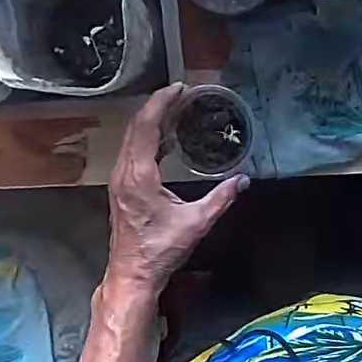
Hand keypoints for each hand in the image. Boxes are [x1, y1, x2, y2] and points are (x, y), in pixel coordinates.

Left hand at [105, 85, 247, 296]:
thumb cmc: (161, 250)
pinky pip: (130, 150)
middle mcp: (124, 172)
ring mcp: (118, 180)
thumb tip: (242, 180)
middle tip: (179, 93)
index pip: (147, 126)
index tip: (179, 88)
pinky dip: (146, 136)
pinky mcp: (120, 188)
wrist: (133, 273)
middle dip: (156, 105)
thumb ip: (221, 198)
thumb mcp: (196, 223)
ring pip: (130, 137)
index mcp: (139, 176)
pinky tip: (164, 139)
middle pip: (135, 126)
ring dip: (150, 120)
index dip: (162, 103)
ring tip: (173, 109)